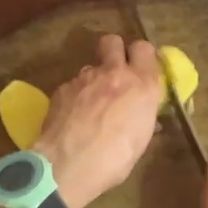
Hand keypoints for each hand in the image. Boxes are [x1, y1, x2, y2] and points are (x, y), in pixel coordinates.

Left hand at [31, 34, 164, 207]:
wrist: (68, 166)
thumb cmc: (114, 160)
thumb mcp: (139, 141)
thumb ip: (141, 118)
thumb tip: (142, 116)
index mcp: (141, 86)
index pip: (144, 49)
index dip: (140, 57)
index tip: (139, 70)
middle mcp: (114, 74)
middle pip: (113, 41)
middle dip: (114, 52)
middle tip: (114, 73)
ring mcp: (84, 78)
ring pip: (91, 67)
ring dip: (93, 81)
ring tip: (89, 107)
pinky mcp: (62, 88)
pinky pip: (73, 86)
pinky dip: (75, 97)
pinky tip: (72, 118)